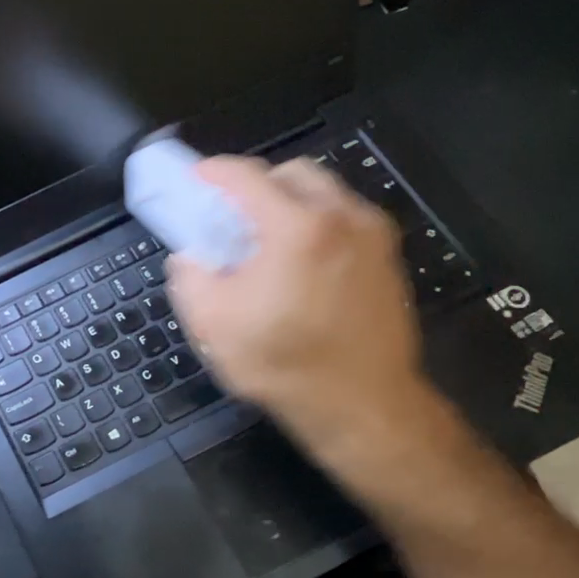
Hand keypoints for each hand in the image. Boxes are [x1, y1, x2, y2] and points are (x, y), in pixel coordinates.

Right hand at [166, 156, 430, 457]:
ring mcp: (373, 237)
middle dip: (256, 185)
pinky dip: (317, 226)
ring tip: (266, 241)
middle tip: (230, 214)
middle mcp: (342, 218)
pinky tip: (300, 264)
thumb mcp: (212, 325)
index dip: (213, 171)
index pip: (247, 176)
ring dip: (289, 204)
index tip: (196, 177)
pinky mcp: (388, 259)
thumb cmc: (286, 365)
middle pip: (291, 173)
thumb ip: (190, 276)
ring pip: (324, 194)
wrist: (364, 407)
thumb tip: (191, 256)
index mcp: (296, 228)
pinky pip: (345, 221)